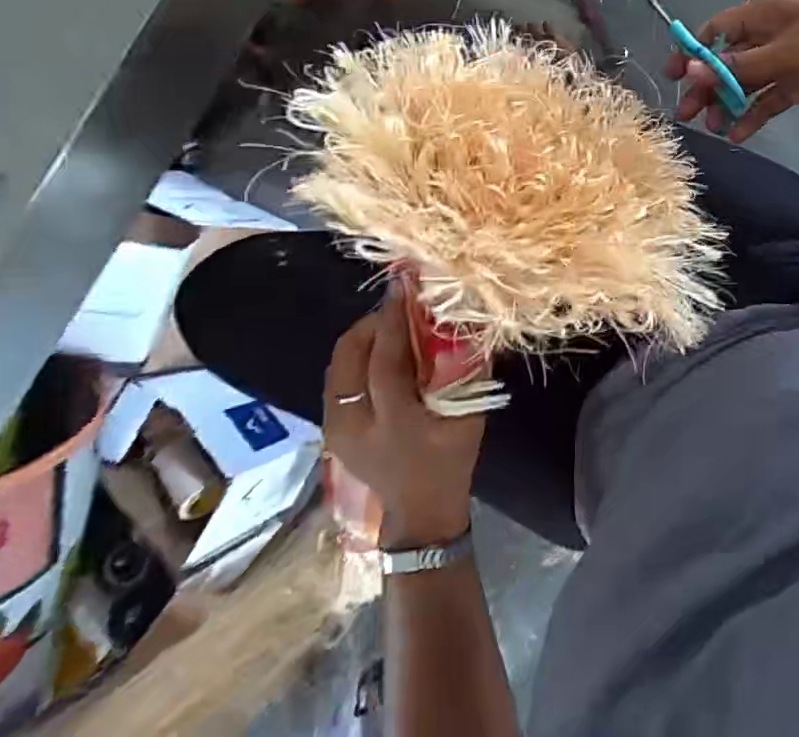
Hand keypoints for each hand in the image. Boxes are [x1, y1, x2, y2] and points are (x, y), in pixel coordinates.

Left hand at [324, 299, 485, 548]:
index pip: (386, 361)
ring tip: (392, 327)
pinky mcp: (329, 428)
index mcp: (393, 425)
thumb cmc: (451, 463)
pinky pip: (338, 376)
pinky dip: (357, 356)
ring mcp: (335, 428)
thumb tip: (457, 321)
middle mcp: (353, 424)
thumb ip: (463, 370)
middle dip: (373, 322)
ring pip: (339, 362)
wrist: (420, 511)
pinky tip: (380, 353)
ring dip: (364, 337)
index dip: (394, 319)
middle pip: (349, 355)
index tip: (403, 286)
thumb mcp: (469, 419)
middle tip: (401, 308)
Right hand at [665, 0, 798, 140]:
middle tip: (687, 113)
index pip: (717, 31)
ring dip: (727, 105)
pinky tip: (738, 134)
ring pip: (745, 85)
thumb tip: (692, 69)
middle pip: (727, 63)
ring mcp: (784, 62)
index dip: (692, 52)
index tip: (672, 75)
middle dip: (706, 86)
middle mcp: (769, 37)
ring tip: (713, 127)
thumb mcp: (785, 53)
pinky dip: (753, 116)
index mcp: (763, 16)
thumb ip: (738, 67)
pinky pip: (767, 101)